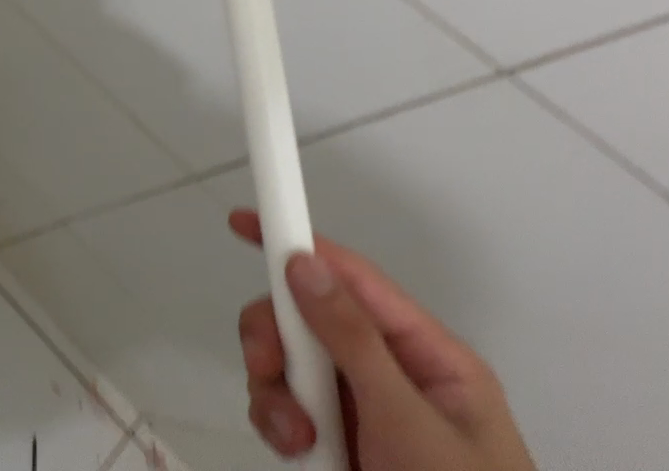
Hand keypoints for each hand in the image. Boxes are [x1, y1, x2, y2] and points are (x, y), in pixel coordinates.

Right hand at [229, 210, 536, 470]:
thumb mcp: (408, 421)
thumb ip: (353, 341)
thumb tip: (303, 263)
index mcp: (425, 356)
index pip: (351, 278)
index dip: (297, 243)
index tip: (243, 220)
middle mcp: (387, 371)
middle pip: (304, 319)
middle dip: (274, 342)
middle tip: (266, 369)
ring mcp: (359, 405)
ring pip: (286, 363)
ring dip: (275, 395)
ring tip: (296, 439)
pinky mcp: (334, 436)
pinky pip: (283, 403)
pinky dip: (278, 423)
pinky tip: (297, 450)